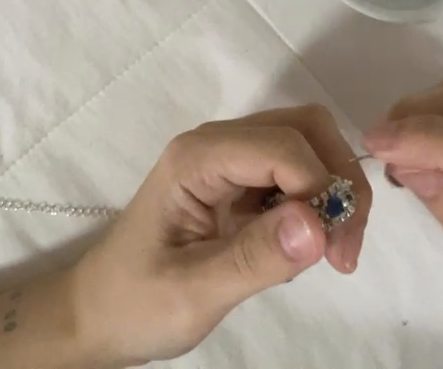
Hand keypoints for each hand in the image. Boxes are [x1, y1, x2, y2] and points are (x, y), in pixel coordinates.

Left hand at [70, 105, 371, 366]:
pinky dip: (316, 201)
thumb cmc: (137, 302)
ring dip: (333, 189)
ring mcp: (228, 159)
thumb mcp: (194, 293)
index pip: (282, 146)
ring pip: (304, 144)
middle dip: (337, 180)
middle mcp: (216, 144)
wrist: (99, 313)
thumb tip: (318, 222)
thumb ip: (254, 258)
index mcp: (197, 158)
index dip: (320, 188)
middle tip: (343, 250)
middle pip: (302, 128)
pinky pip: (293, 171)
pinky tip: (305, 247)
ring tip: (332, 253)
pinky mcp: (238, 181)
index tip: (333, 252)